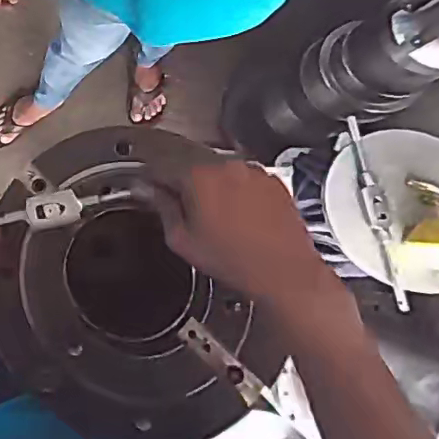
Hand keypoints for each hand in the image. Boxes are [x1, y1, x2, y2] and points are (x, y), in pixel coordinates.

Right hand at [135, 160, 343, 306]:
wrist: (285, 273)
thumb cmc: (236, 261)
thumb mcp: (183, 241)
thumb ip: (163, 209)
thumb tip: (154, 193)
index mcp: (197, 176)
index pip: (163, 165)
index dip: (154, 178)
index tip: (152, 187)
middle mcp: (225, 165)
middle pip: (192, 164)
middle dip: (184, 181)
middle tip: (185, 206)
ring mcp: (251, 170)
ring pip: (219, 170)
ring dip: (212, 185)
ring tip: (217, 215)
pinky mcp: (271, 180)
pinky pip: (244, 177)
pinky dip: (237, 189)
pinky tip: (240, 215)